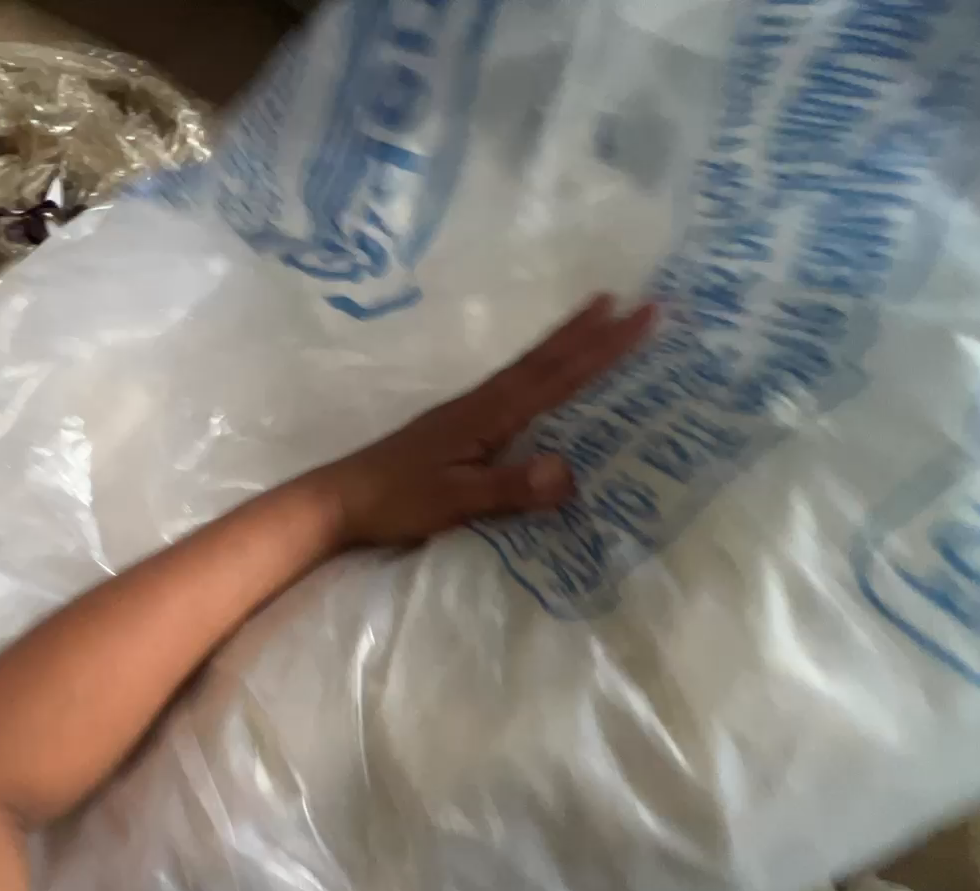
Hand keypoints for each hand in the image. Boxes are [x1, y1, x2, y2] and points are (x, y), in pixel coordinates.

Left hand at [310, 294, 654, 546]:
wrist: (337, 501)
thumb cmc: (393, 501)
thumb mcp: (453, 500)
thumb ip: (508, 487)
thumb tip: (571, 470)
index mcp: (484, 416)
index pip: (553, 376)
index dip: (600, 348)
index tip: (642, 313)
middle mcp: (476, 406)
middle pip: (540, 362)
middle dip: (588, 334)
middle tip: (632, 300)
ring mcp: (460, 415)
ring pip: (523, 372)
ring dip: (561, 345)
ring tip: (592, 319)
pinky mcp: (448, 431)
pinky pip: (506, 391)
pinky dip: (533, 374)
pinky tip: (533, 381)